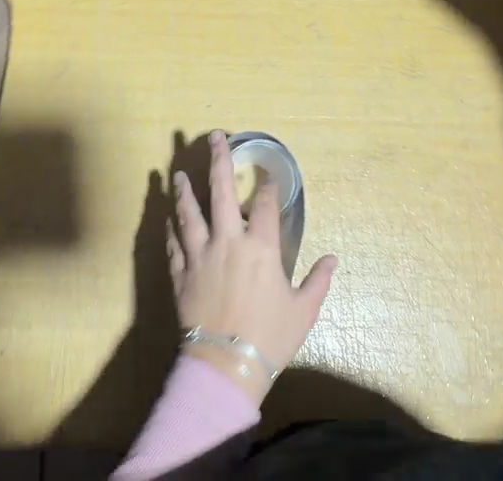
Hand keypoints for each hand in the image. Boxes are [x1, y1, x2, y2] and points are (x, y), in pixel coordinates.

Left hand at [168, 130, 336, 404]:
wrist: (226, 364)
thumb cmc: (270, 336)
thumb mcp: (303, 310)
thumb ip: (317, 281)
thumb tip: (333, 259)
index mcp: (260, 247)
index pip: (263, 204)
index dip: (266, 185)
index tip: (266, 173)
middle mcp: (228, 241)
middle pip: (219, 191)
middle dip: (218, 161)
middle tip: (214, 138)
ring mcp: (200, 255)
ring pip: (188, 212)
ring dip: (183, 190)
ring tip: (178, 173)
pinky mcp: (180, 273)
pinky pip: (173, 243)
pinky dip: (171, 228)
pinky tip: (169, 217)